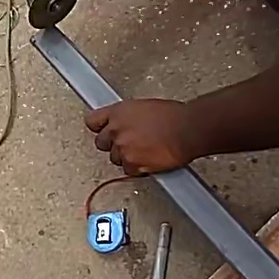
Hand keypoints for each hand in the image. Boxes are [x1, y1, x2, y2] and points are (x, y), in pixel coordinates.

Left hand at [85, 99, 199, 174]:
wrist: (186, 130)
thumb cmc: (173, 117)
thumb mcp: (144, 107)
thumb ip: (129, 116)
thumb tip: (127, 123)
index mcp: (118, 112)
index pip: (93, 121)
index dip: (99, 128)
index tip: (102, 131)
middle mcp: (116, 130)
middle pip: (100, 143)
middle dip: (112, 144)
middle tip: (128, 143)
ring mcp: (122, 148)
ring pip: (115, 159)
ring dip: (126, 157)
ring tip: (144, 151)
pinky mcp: (132, 164)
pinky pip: (128, 170)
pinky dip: (137, 168)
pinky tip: (148, 160)